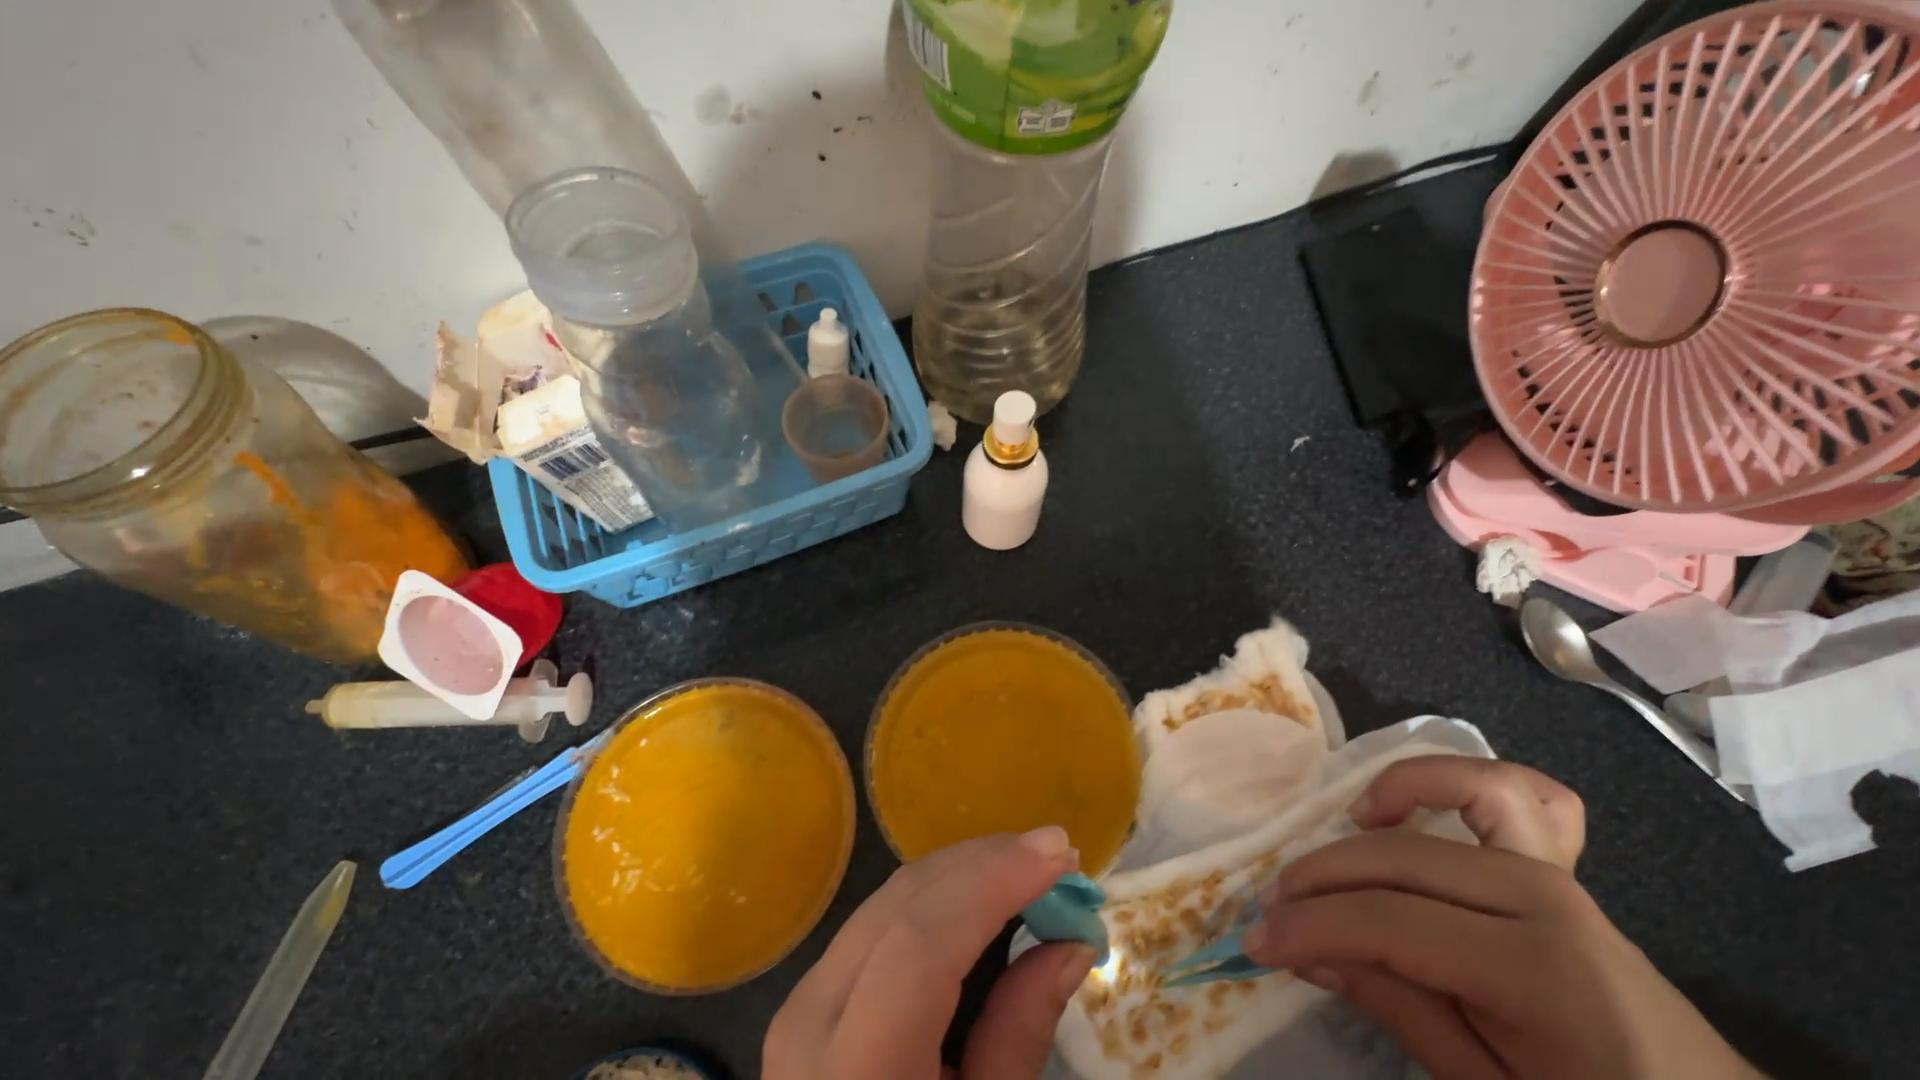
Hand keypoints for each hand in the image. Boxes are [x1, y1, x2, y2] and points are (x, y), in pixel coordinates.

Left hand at [766, 827, 1097, 1079]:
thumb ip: (1020, 1032)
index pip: (920, 943)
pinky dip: (934, 899)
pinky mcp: (807, 995)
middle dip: (984, 863)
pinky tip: (978, 897)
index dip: (992, 883)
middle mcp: (812, 1018)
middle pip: (899, 904)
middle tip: (1056, 854)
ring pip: (885, 901)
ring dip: (961, 872)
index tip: (1059, 854)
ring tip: (1028, 868)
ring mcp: (801, 1002)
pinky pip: (875, 923)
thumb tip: (1070, 942)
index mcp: (857, 1068)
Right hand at [1243, 757, 1762, 1079]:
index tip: (1256, 943)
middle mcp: (1548, 900)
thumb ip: (1400, 1011)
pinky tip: (1416, 808)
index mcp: (1537, 972)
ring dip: (1393, 794)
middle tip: (1272, 909)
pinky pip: (1516, 794)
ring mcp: (1563, 872)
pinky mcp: (1563, 867)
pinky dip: (1456, 780)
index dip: (1312, 927)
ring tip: (1344, 823)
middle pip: (1404, 859)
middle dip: (1322, 878)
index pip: (1391, 923)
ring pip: (1466, 792)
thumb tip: (1310, 953)